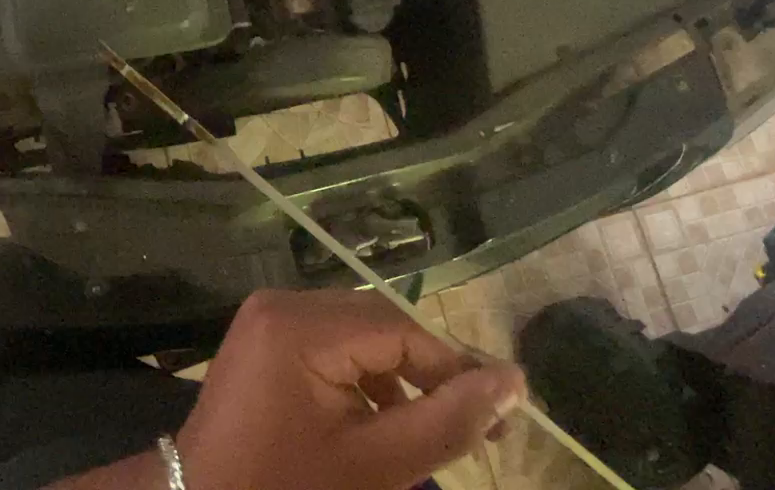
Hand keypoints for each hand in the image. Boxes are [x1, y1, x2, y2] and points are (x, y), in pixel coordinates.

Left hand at [174, 288, 525, 489]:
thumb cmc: (289, 488)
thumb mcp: (377, 464)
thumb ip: (446, 420)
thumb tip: (510, 380)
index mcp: (300, 325)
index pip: (399, 328)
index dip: (457, 364)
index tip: (510, 406)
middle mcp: (282, 303)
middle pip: (378, 323)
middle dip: (431, 368)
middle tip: (483, 419)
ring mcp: (267, 315)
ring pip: (357, 331)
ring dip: (400, 372)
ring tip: (441, 425)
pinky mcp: (264, 334)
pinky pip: (329, 340)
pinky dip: (363, 373)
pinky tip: (386, 417)